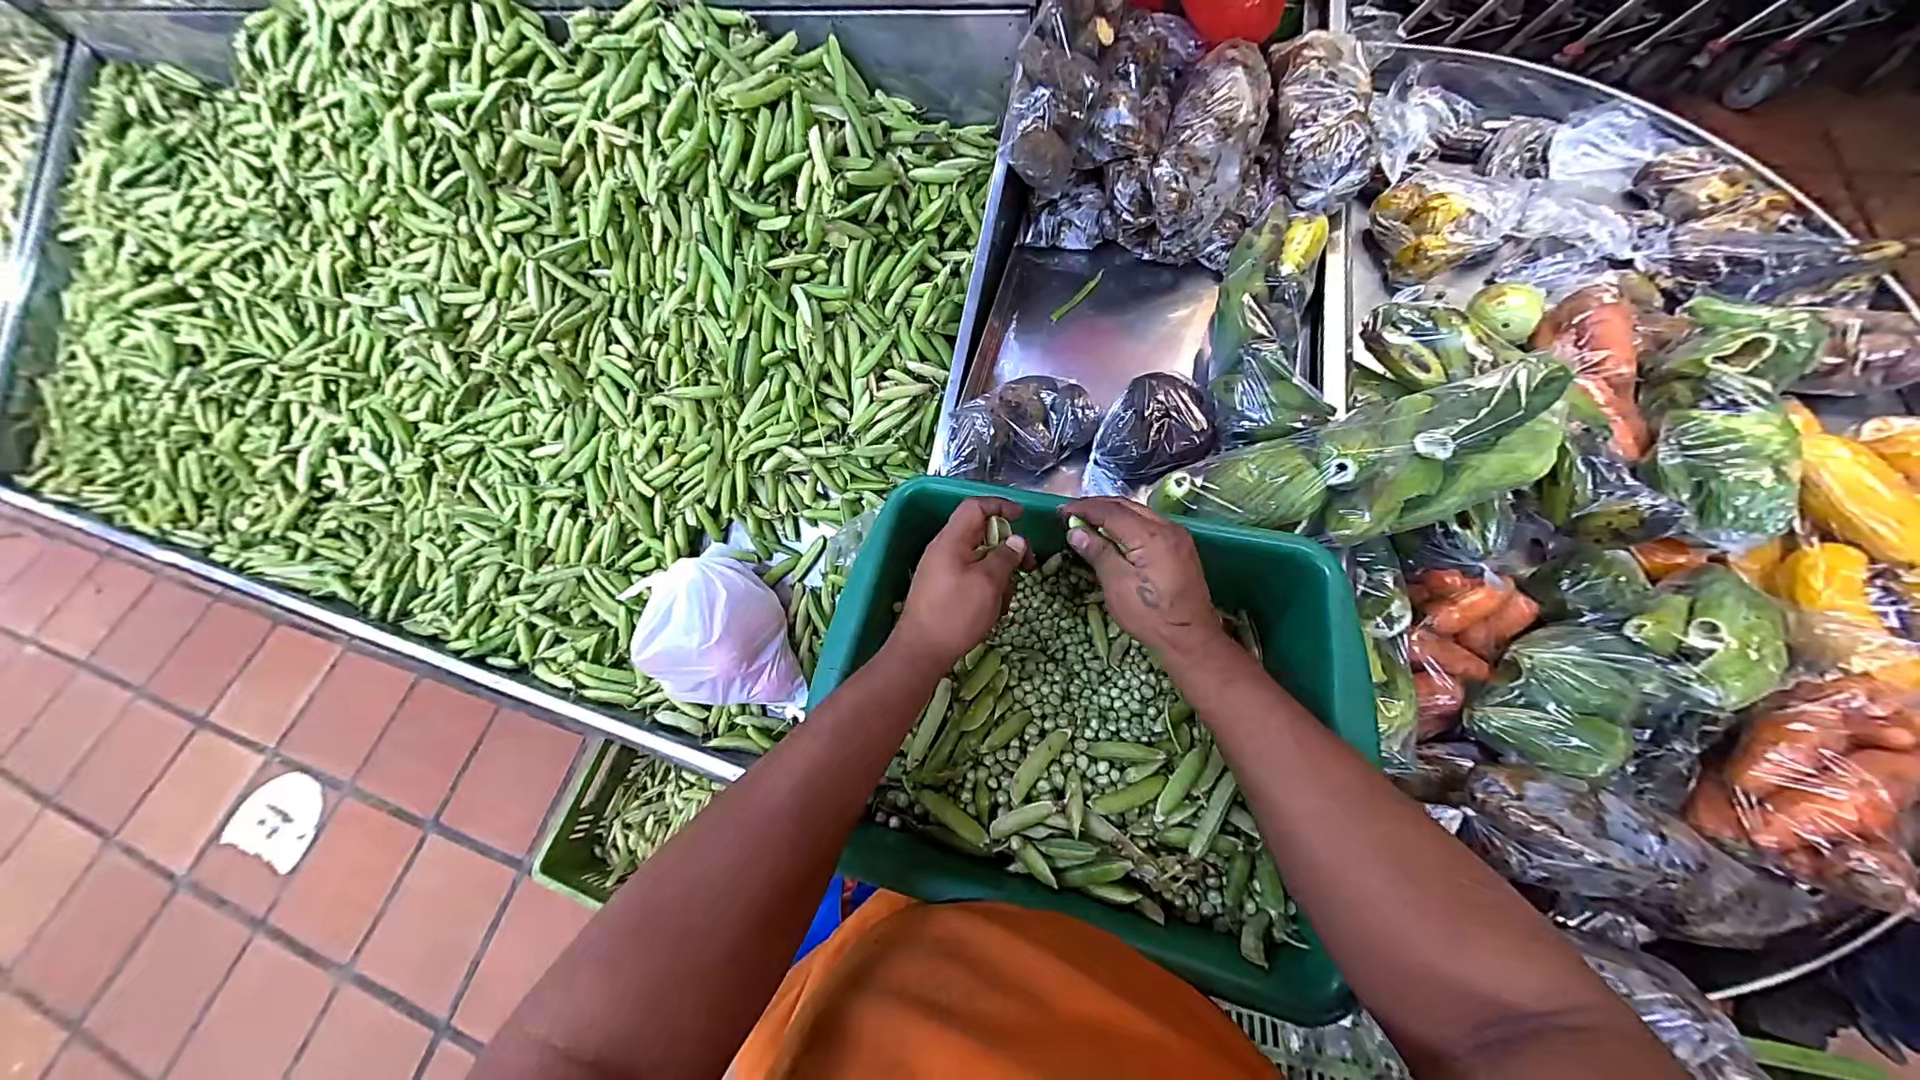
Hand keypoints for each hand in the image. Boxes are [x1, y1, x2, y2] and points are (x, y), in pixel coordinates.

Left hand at [893, 497, 1031, 674]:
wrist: (920, 652)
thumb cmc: (955, 613)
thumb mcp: (988, 583)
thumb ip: (1005, 557)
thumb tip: (1017, 540)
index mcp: (951, 540)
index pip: (975, 507)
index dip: (1001, 506)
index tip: (1023, 517)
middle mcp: (944, 551)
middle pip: (981, 535)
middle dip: (1007, 550)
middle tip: (1027, 567)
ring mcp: (942, 572)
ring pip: (980, 561)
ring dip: (999, 576)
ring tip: (1005, 600)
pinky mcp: (943, 591)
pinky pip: (971, 580)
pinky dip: (987, 590)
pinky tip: (993, 613)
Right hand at [1060, 497, 1224, 659]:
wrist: (1191, 638)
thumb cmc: (1150, 615)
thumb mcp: (1117, 584)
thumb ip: (1098, 552)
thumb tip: (1075, 531)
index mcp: (1150, 535)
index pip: (1111, 511)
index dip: (1084, 508)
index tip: (1061, 512)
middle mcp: (1167, 527)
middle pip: (1126, 506)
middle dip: (1097, 506)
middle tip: (1072, 514)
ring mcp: (1177, 536)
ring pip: (1139, 512)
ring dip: (1112, 513)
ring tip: (1089, 522)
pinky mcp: (1181, 547)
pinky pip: (1149, 523)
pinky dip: (1128, 522)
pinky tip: (1115, 534)